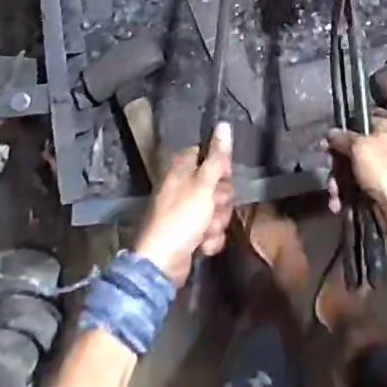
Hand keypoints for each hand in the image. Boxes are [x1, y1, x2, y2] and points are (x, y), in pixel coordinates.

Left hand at [132, 122, 234, 285]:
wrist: (162, 262)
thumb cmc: (182, 217)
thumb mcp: (203, 183)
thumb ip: (217, 156)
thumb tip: (224, 124)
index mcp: (183, 167)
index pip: (210, 156)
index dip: (220, 168)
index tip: (223, 177)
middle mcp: (185, 185)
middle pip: (218, 185)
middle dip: (220, 202)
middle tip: (212, 208)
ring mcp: (187, 210)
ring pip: (218, 209)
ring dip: (216, 224)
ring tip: (204, 232)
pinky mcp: (191, 232)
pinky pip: (212, 230)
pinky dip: (210, 239)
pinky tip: (202, 246)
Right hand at [326, 113, 386, 230]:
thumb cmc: (381, 167)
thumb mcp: (358, 145)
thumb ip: (341, 137)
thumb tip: (330, 133)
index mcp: (383, 128)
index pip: (361, 119)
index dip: (344, 128)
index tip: (329, 137)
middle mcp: (380, 146)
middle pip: (349, 148)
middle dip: (336, 163)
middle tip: (330, 170)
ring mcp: (377, 169)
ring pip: (348, 170)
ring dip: (337, 183)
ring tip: (335, 194)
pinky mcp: (373, 190)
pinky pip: (352, 188)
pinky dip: (343, 196)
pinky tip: (337, 204)